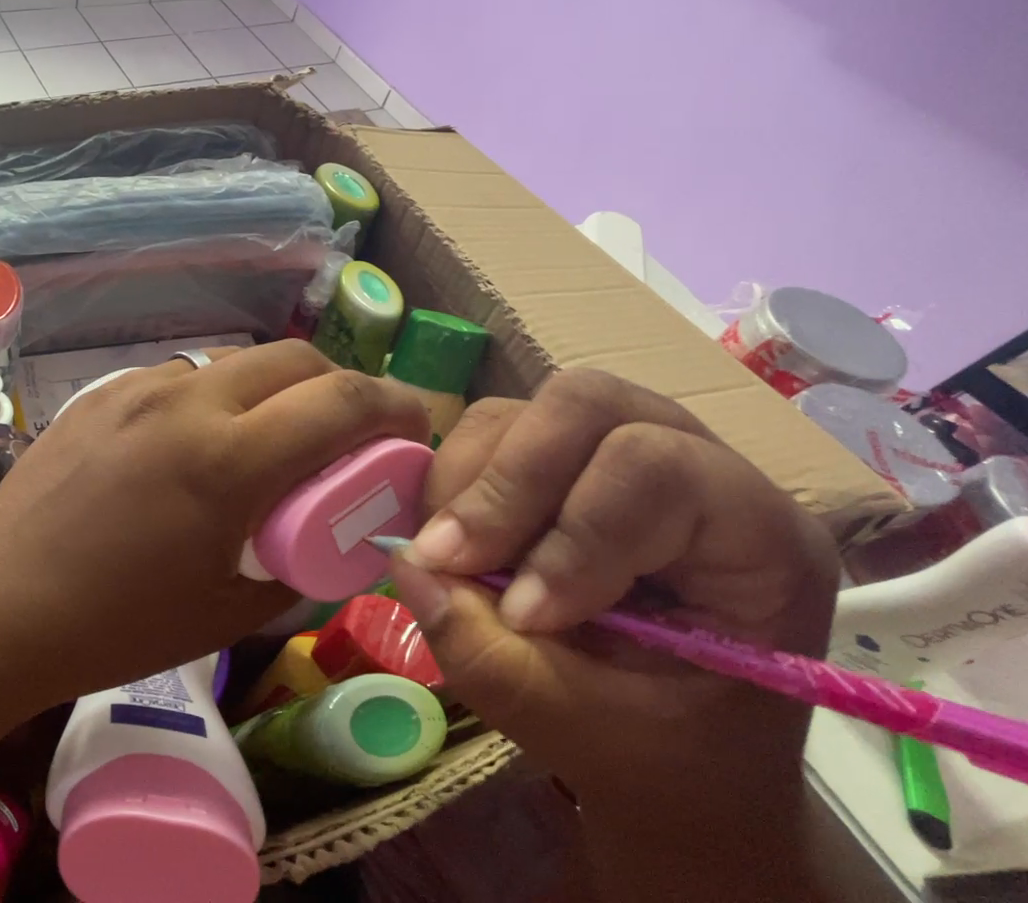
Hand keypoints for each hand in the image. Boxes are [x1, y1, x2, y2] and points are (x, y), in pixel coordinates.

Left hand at [0, 340, 430, 700]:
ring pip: (233, 363)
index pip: (343, 400)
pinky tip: (193, 447)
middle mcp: (185, 401)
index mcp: (227, 458)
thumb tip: (332, 535)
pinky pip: (178, 378)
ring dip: (271, 390)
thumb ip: (298, 562)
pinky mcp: (97, 395)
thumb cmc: (115, 627)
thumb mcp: (228, 611)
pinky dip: (212, 399)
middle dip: (339, 387)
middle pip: (294, 359)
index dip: (397, 406)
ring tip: (266, 444)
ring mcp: (133, 389)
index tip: (414, 430)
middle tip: (347, 437)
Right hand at [388, 370, 839, 828]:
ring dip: (468, 482)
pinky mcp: (565, 464)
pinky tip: (455, 542)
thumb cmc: (660, 756)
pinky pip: (491, 434)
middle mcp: (699, 469)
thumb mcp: (581, 730)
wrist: (672, 766)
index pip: (654, 468)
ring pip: (525, 411)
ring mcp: (623, 455)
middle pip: (585, 404)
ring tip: (450, 559)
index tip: (521, 618)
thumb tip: (411, 567)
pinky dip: (453, 482)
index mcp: (759, 541)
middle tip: (450, 559)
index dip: (572, 533)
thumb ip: (490, 654)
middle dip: (504, 483)